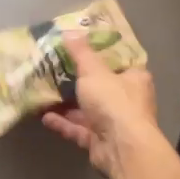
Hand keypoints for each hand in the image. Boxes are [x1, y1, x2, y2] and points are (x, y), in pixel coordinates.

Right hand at [41, 28, 158, 177]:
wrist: (121, 148)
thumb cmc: (114, 101)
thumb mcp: (94, 70)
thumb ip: (81, 53)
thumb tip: (70, 31)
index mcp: (134, 78)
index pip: (118, 61)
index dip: (100, 54)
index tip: (79, 47)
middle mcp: (127, 100)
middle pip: (100, 86)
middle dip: (78, 80)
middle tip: (55, 69)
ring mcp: (114, 123)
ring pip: (87, 109)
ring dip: (67, 104)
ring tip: (45, 92)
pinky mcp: (100, 141)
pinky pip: (79, 129)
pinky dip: (63, 123)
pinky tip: (44, 116)